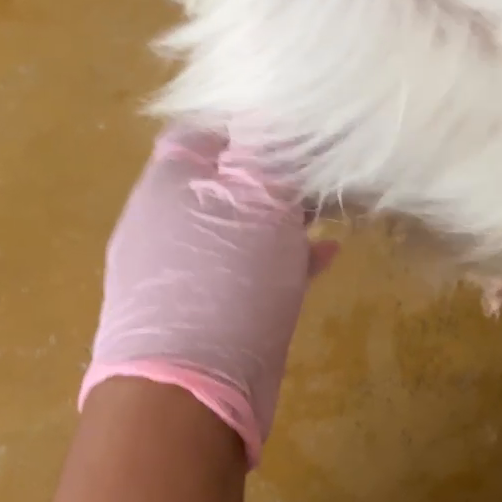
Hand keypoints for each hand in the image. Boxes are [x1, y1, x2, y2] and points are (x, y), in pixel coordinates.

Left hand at [79, 125, 332, 464]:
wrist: (190, 386)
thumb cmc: (225, 281)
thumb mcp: (257, 205)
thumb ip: (267, 160)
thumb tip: (274, 115)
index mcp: (169, 185)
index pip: (206, 132)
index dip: (252, 124)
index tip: (303, 127)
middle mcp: (169, 220)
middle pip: (226, 177)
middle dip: (275, 171)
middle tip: (328, 168)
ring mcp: (186, 267)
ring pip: (243, 223)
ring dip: (284, 215)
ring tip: (333, 209)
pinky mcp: (210, 305)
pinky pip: (252, 265)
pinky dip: (287, 256)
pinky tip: (327, 254)